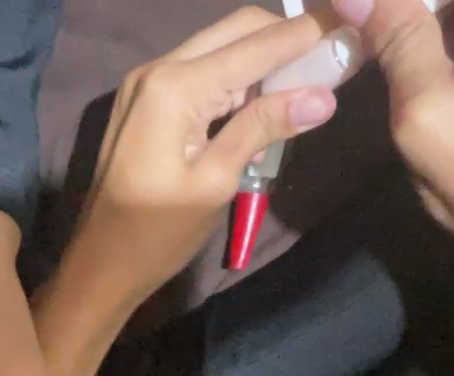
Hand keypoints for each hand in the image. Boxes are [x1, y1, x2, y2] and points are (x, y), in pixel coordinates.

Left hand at [53, 7, 343, 308]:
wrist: (98, 267)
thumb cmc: (155, 236)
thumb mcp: (215, 183)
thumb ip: (263, 128)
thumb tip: (324, 96)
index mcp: (175, 87)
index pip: (258, 43)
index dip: (310, 36)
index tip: (355, 37)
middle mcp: (157, 70)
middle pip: (238, 30)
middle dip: (287, 41)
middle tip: (332, 63)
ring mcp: (144, 85)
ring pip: (218, 49)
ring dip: (261, 61)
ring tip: (303, 86)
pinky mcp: (142, 104)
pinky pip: (198, 74)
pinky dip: (232, 81)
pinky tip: (260, 104)